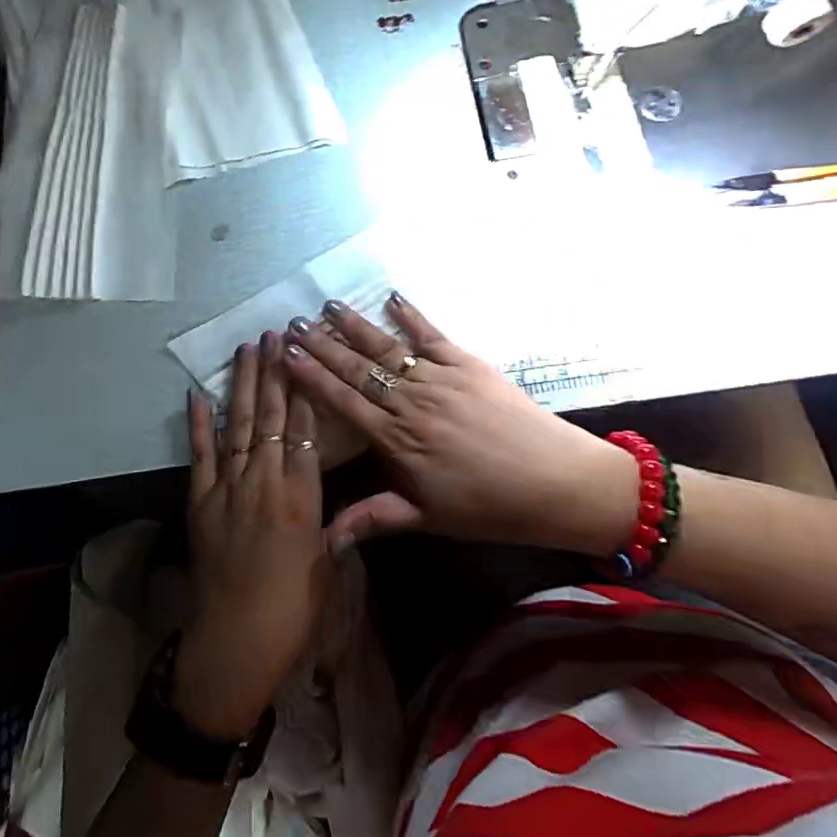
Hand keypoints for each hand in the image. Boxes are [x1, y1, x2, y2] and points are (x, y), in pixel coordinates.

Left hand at [176, 333, 327, 738]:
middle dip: (276, 374)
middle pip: (273, 418)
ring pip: (240, 426)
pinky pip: (200, 456)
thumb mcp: (325, 560)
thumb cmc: (295, 607)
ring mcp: (228, 490)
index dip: (307, 390)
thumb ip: (328, 517)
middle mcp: (266, 482)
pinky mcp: (200, 503)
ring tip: (248, 349)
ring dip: (244, 386)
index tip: (307, 356)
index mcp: (303, 496)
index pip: (307, 431)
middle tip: (277, 334)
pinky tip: (200, 395)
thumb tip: (332, 491)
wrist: (235, 643)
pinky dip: (198, 425)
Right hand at [283, 293, 638, 554]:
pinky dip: (413, 316)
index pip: (343, 402)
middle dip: (323, 346)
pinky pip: (433, 335)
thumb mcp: (428, 518)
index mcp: (396, 440)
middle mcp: (411, 402)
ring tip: (328, 306)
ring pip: (389, 348)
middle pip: (358, 369)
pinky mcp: (470, 365)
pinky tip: (393, 297)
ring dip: (356, 326)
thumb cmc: (487, 506)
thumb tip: (325, 539)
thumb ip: (376, 516)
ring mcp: (441, 379)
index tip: (285, 355)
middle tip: (293, 324)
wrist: (550, 479)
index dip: (311, 377)